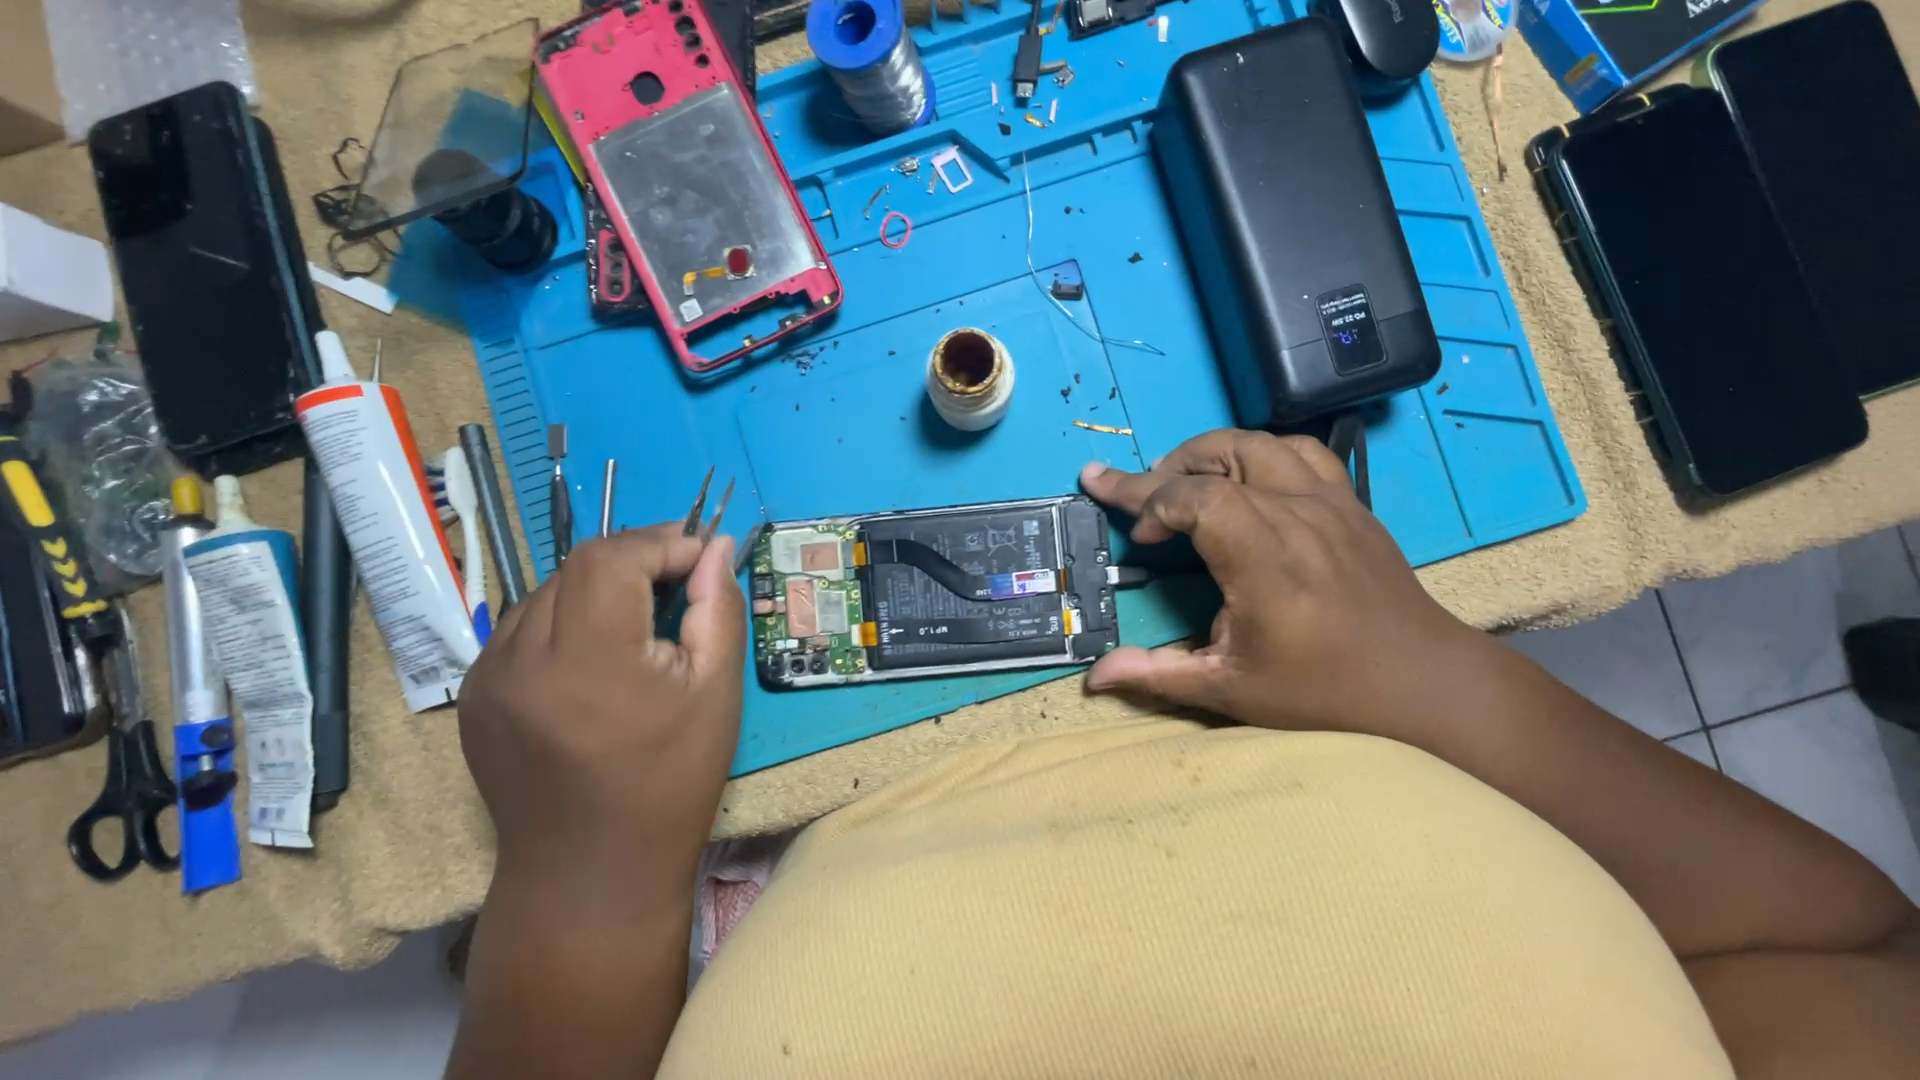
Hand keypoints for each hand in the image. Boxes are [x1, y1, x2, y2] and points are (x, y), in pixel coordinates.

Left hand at [457, 525, 744, 906]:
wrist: (591, 873)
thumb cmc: (670, 783)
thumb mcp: (716, 692)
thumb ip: (717, 609)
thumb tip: (715, 548)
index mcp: (587, 659)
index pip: (611, 557)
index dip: (661, 543)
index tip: (701, 560)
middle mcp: (522, 658)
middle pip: (577, 567)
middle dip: (635, 561)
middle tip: (680, 584)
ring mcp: (488, 678)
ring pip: (546, 593)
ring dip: (597, 589)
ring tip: (638, 622)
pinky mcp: (474, 697)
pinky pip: (521, 629)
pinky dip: (564, 621)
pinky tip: (593, 654)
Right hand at [1079, 429, 1481, 737]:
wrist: (1421, 681)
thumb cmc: (1323, 690)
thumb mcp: (1232, 690)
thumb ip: (1159, 675)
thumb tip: (1093, 675)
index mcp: (1266, 563)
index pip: (1199, 497)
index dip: (1153, 502)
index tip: (1139, 536)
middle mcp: (1299, 518)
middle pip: (1224, 456)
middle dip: (1167, 469)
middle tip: (1137, 497)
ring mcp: (1331, 504)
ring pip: (1261, 444)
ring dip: (1210, 453)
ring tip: (1181, 479)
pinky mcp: (1351, 503)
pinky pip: (1300, 452)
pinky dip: (1259, 454)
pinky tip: (1245, 480)